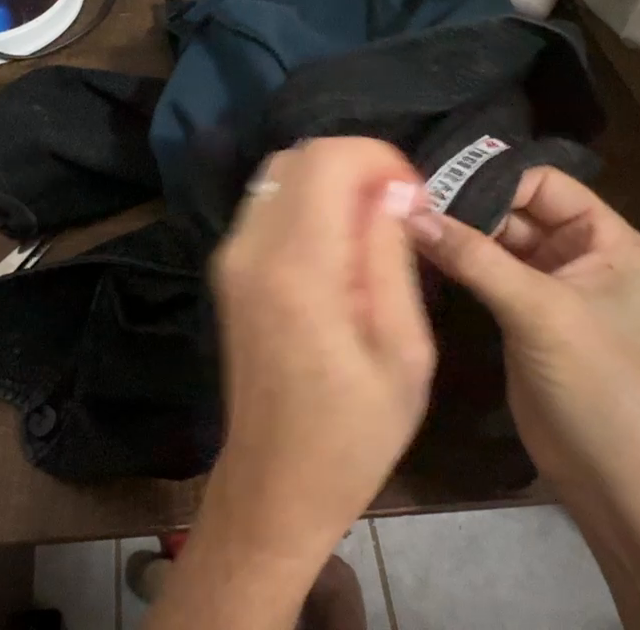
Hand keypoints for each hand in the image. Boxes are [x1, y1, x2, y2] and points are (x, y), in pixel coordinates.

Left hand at [205, 137, 437, 560]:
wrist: (274, 482)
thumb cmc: (353, 433)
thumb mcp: (402, 352)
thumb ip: (391, 257)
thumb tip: (392, 189)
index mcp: (296, 267)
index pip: (327, 158)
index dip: (379, 159)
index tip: (413, 198)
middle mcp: (250, 249)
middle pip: (298, 157)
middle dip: (356, 167)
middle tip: (397, 213)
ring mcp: (229, 258)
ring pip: (278, 176)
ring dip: (329, 184)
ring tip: (371, 231)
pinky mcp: (226, 272)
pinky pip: (266, 207)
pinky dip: (305, 205)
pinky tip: (337, 250)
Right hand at [409, 166, 639, 524]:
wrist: (620, 481)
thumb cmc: (601, 384)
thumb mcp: (542, 312)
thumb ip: (476, 258)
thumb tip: (410, 211)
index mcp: (604, 239)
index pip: (541, 183)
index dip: (492, 180)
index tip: (434, 187)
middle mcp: (576, 255)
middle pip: (513, 210)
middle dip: (465, 207)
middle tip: (405, 206)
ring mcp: (546, 288)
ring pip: (493, 244)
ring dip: (455, 237)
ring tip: (400, 228)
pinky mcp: (519, 319)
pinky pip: (483, 277)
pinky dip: (454, 267)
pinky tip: (417, 261)